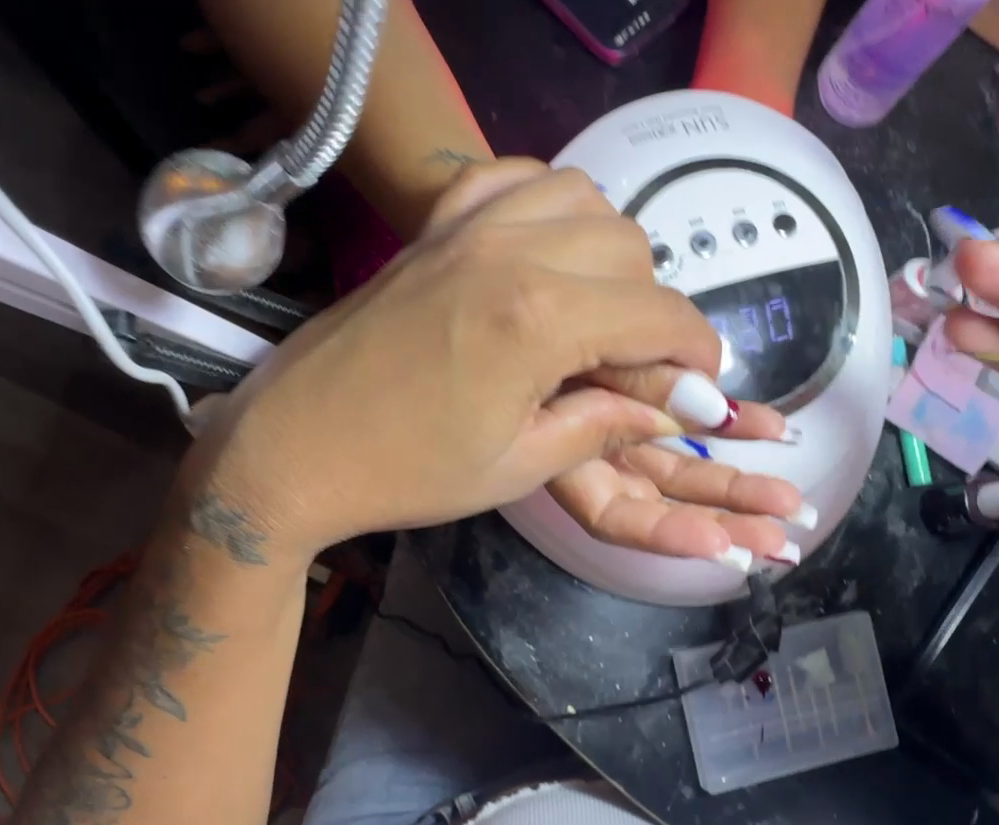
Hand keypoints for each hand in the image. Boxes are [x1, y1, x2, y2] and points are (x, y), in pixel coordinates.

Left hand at [192, 160, 806, 563]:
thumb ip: (607, 423)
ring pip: (582, 200)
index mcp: (538, 321)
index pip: (660, 313)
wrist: (294, 450)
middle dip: (652, 309)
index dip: (698, 351)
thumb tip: (681, 406)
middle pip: (630, 249)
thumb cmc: (407, 472)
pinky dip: (546, 204)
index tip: (704, 384)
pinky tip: (544, 249)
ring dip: (608, 251)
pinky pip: (512, 178)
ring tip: (595, 309)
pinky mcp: (432, 227)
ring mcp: (466, 228)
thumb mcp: (519, 466)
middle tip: (636, 366)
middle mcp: (511, 252)